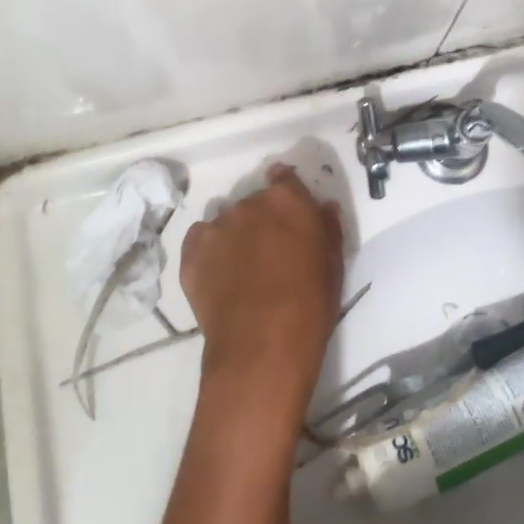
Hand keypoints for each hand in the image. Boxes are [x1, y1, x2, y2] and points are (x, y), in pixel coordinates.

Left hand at [180, 164, 343, 397]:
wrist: (261, 346)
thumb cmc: (310, 305)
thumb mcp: (333, 265)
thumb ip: (327, 227)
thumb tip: (323, 206)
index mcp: (286, 201)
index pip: (284, 177)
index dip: (286, 190)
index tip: (287, 210)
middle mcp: (247, 204)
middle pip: (254, 203)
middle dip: (261, 220)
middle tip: (270, 253)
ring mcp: (215, 227)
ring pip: (226, 223)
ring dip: (235, 237)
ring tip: (243, 272)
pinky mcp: (191, 253)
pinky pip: (201, 241)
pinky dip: (210, 253)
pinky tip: (220, 279)